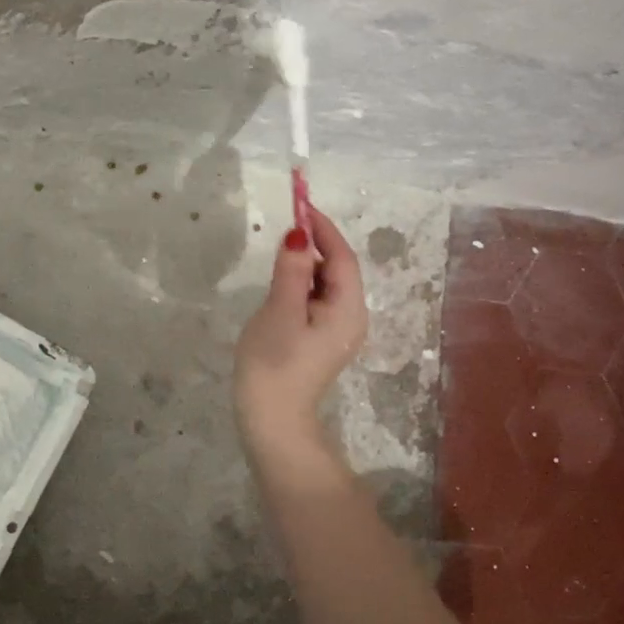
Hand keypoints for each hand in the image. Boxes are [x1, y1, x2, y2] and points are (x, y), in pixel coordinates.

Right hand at [234, 204, 367, 455]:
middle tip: (286, 226)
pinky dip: (303, 286)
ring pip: (328, 287)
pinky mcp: (322, 343)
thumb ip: (291, 271)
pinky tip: (282, 288)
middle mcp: (352, 318)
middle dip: (316, 245)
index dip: (324, 229)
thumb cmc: (274, 363)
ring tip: (280, 253)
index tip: (301, 205)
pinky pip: (318, 303)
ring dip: (308, 266)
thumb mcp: (279, 311)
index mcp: (348, 309)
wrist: (271, 418)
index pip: (343, 257)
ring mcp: (338, 333)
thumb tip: (299, 234)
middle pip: (339, 270)